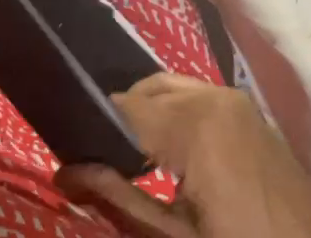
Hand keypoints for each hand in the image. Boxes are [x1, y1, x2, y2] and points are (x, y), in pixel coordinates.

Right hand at [56, 73, 310, 237]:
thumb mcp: (177, 235)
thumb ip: (117, 197)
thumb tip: (61, 174)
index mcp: (194, 124)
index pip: (122, 107)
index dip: (93, 129)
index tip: (75, 158)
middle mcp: (212, 96)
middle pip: (142, 93)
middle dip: (120, 123)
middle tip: (103, 165)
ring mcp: (234, 99)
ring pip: (167, 88)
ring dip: (147, 115)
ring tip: (135, 161)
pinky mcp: (248, 109)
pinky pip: (195, 95)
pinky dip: (173, 112)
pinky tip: (171, 154)